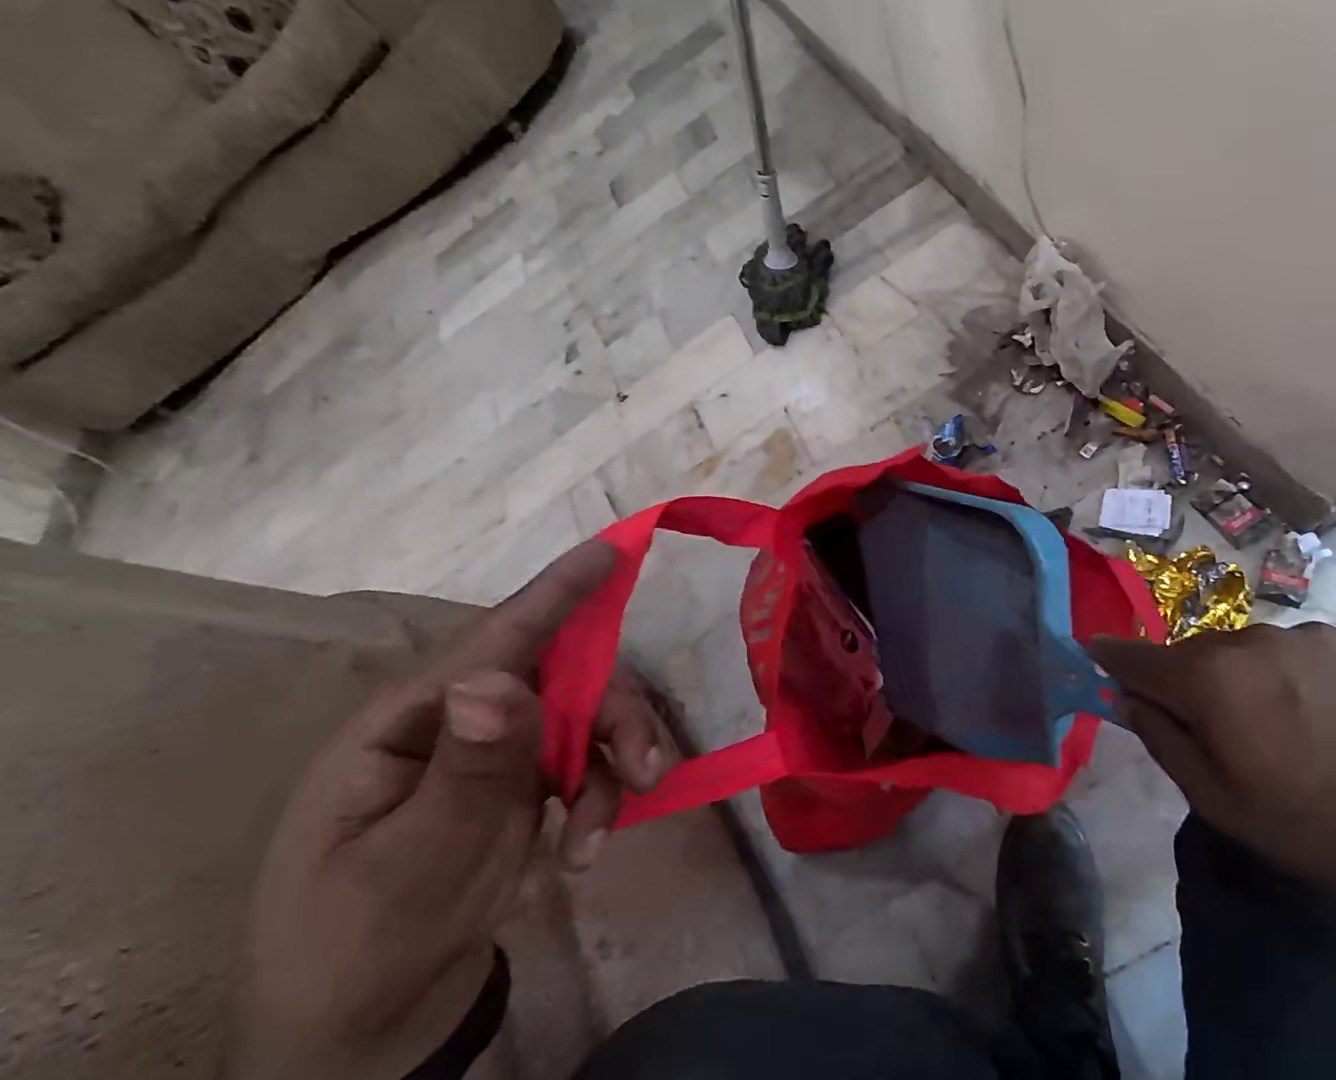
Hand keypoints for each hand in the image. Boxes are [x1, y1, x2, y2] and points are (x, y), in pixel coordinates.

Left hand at [226, 541, 669, 1079]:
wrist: (369, 1024)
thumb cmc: (363, 941)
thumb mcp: (414, 861)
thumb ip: (467, 768)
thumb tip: (500, 680)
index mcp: (408, 723)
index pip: (494, 639)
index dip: (558, 592)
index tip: (614, 549)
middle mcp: (458, 722)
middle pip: (562, 679)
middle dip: (612, 716)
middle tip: (646, 769)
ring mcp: (494, 754)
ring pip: (586, 720)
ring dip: (615, 764)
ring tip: (603, 834)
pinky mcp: (521, 785)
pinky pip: (587, 765)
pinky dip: (600, 801)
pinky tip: (584, 852)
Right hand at [1089, 622, 1335, 902]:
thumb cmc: (1320, 828)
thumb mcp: (1219, 802)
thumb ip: (1162, 738)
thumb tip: (1130, 695)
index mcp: (1212, 676)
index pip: (1137, 657)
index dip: (1111, 658)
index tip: (1094, 655)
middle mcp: (1256, 637)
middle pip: (1198, 655)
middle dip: (1192, 685)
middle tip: (1220, 735)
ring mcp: (1316, 633)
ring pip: (1255, 652)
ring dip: (1251, 682)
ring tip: (1293, 735)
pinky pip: (1306, 654)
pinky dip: (1301, 678)